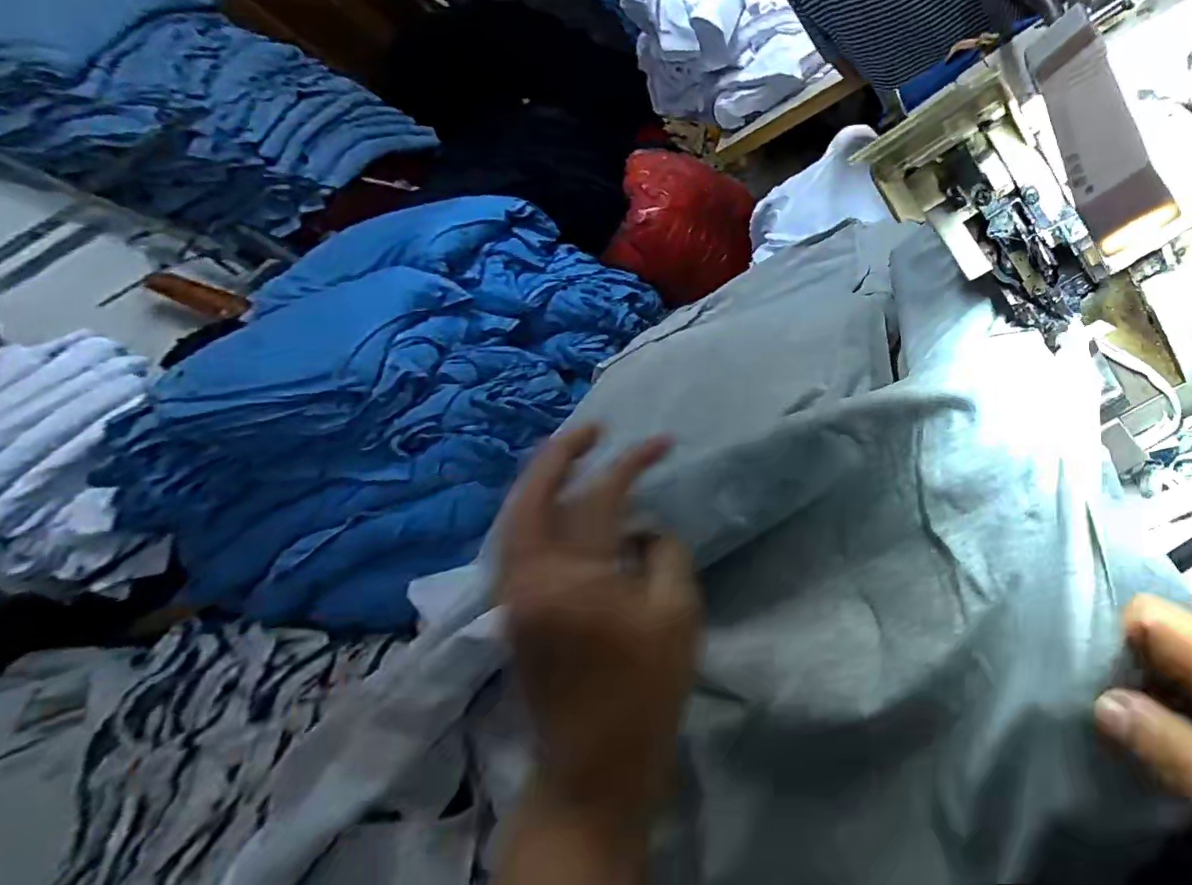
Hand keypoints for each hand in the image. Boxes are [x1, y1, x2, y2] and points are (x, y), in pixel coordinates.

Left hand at [495, 424, 699, 843]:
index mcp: (573, 577)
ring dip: (542, 482)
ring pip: (517, 520)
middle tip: (592, 427)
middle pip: (532, 499)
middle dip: (559, 454)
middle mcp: (530, 579)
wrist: (596, 763)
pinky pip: (520, 544)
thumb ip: (662, 553)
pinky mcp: (517, 614)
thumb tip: (642, 530)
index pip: (600, 498)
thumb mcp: (677, 611)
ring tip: (574, 455)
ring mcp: (515, 598)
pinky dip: (538, 513)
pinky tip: (563, 506)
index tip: (663, 443)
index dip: (632, 462)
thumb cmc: (647, 687)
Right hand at [1094, 596, 1191, 884]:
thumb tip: (1099, 703)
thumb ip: (1168, 748)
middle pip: (1159, 628)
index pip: (1142, 613)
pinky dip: (1182, 696)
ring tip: (1143, 735)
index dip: (1111, 648)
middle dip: (1130, 669)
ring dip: (1155, 686)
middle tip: (1115, 727)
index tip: (1096, 696)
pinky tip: (1182, 735)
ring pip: (1179, 649)